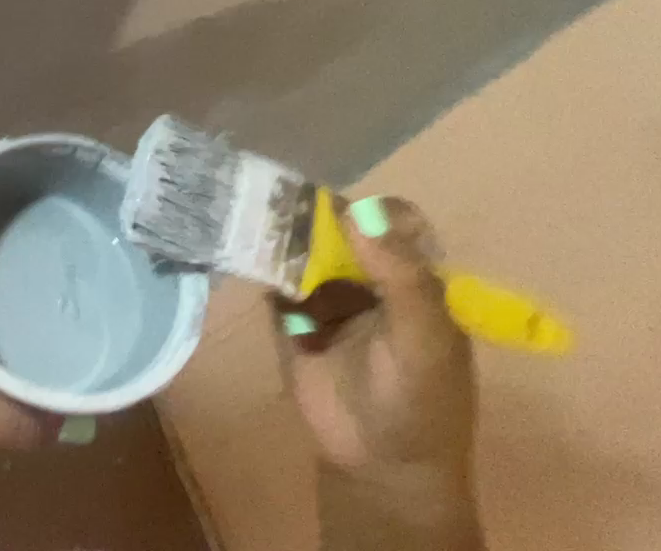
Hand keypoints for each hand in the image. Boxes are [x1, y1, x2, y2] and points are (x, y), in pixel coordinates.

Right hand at [274, 195, 476, 479]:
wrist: (375, 462)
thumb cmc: (418, 400)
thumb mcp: (423, 340)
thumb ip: (401, 278)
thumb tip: (359, 212)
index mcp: (409, 275)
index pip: (391, 221)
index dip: (367, 209)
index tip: (336, 213)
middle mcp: (365, 273)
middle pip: (335, 225)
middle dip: (307, 210)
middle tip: (274, 199)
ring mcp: (324, 290)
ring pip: (298, 245)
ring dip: (275, 229)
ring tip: (246, 214)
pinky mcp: (287, 310)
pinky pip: (270, 274)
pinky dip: (254, 257)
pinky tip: (237, 244)